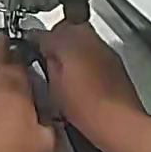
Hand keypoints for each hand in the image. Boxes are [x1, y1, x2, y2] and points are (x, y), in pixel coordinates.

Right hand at [32, 23, 150, 147]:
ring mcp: (105, 50)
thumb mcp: (54, 88)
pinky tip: (80, 77)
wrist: (119, 123)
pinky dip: (85, 58)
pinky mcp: (115, 62)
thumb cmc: (89, 108)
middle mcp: (90, 40)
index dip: (35, 40)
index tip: (31, 45)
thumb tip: (45, 57)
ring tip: (64, 69)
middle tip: (46, 55)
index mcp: (70, 42)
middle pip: (67, 28)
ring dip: (71, 47)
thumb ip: (47, 64)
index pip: (46, 33)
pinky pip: (94, 51)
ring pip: (82, 37)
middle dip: (56, 39)